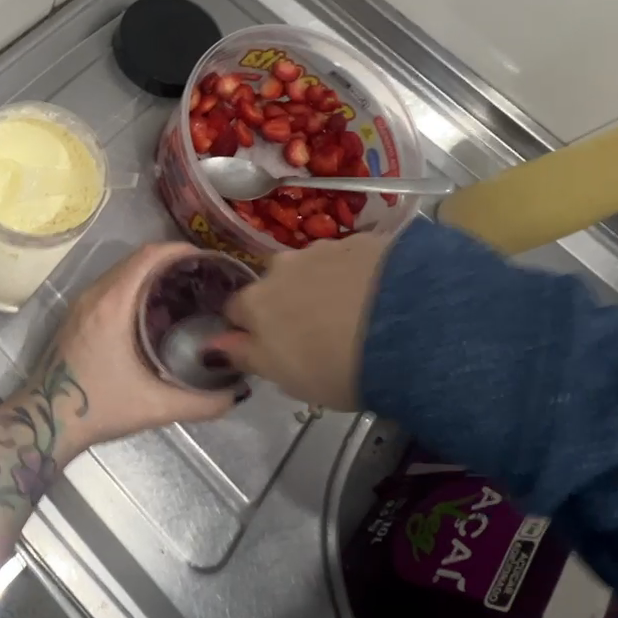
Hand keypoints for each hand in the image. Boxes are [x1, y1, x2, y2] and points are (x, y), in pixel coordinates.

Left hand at [40, 242, 237, 451]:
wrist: (45, 421)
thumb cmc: (99, 407)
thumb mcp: (157, 407)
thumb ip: (204, 402)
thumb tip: (240, 392)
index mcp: (113, 304)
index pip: (148, 256)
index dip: (179, 250)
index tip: (208, 260)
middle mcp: (95, 294)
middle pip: (136, 259)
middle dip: (171, 261)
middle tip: (204, 279)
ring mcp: (82, 303)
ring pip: (122, 271)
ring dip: (151, 273)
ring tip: (185, 292)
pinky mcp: (77, 315)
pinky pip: (111, 285)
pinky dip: (135, 286)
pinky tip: (155, 311)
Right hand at [207, 233, 394, 409]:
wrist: (409, 328)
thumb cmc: (336, 364)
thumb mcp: (284, 375)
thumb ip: (243, 356)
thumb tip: (208, 347)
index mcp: (255, 301)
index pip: (234, 310)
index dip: (248, 328)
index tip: (269, 345)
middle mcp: (281, 266)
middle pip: (274, 284)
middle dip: (287, 302)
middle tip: (316, 333)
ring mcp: (324, 249)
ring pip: (313, 269)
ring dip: (323, 287)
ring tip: (354, 315)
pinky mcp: (366, 241)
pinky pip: (352, 259)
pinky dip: (358, 275)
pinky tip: (381, 297)